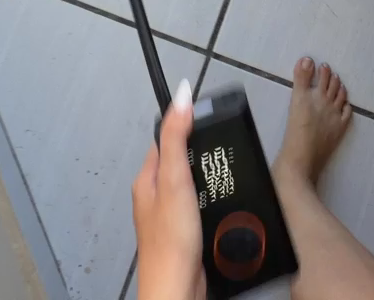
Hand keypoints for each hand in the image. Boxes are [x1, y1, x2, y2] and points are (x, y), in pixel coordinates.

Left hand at [132, 80, 203, 299]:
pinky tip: (224, 200)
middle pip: (178, 162)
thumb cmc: (172, 236)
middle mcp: (154, 197)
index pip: (165, 140)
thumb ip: (177, 136)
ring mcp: (169, 218)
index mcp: (146, 179)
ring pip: (190, 185)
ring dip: (207, 178)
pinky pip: (199, 206)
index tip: (209, 118)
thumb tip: (182, 93)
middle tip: (224, 146)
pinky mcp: (186, 235)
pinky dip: (211, 199)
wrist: (178, 290)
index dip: (184, 127)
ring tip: (227, 170)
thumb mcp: (174, 178)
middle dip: (200, 154)